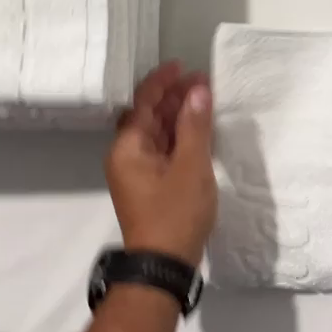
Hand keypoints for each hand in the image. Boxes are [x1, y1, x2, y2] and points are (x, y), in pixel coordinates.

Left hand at [106, 62, 216, 264]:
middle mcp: (127, 156)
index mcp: (128, 148)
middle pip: (148, 115)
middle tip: (203, 82)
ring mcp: (139, 172)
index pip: (143, 103)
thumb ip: (195, 127)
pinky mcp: (152, 185)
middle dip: (173, 96)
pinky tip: (199, 131)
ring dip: (178, 115)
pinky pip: (164, 150)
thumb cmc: (175, 214)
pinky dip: (180, 136)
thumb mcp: (191, 167)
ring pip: (157, 133)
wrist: (164, 265)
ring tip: (204, 100)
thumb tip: (199, 91)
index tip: (184, 66)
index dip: (163, 82)